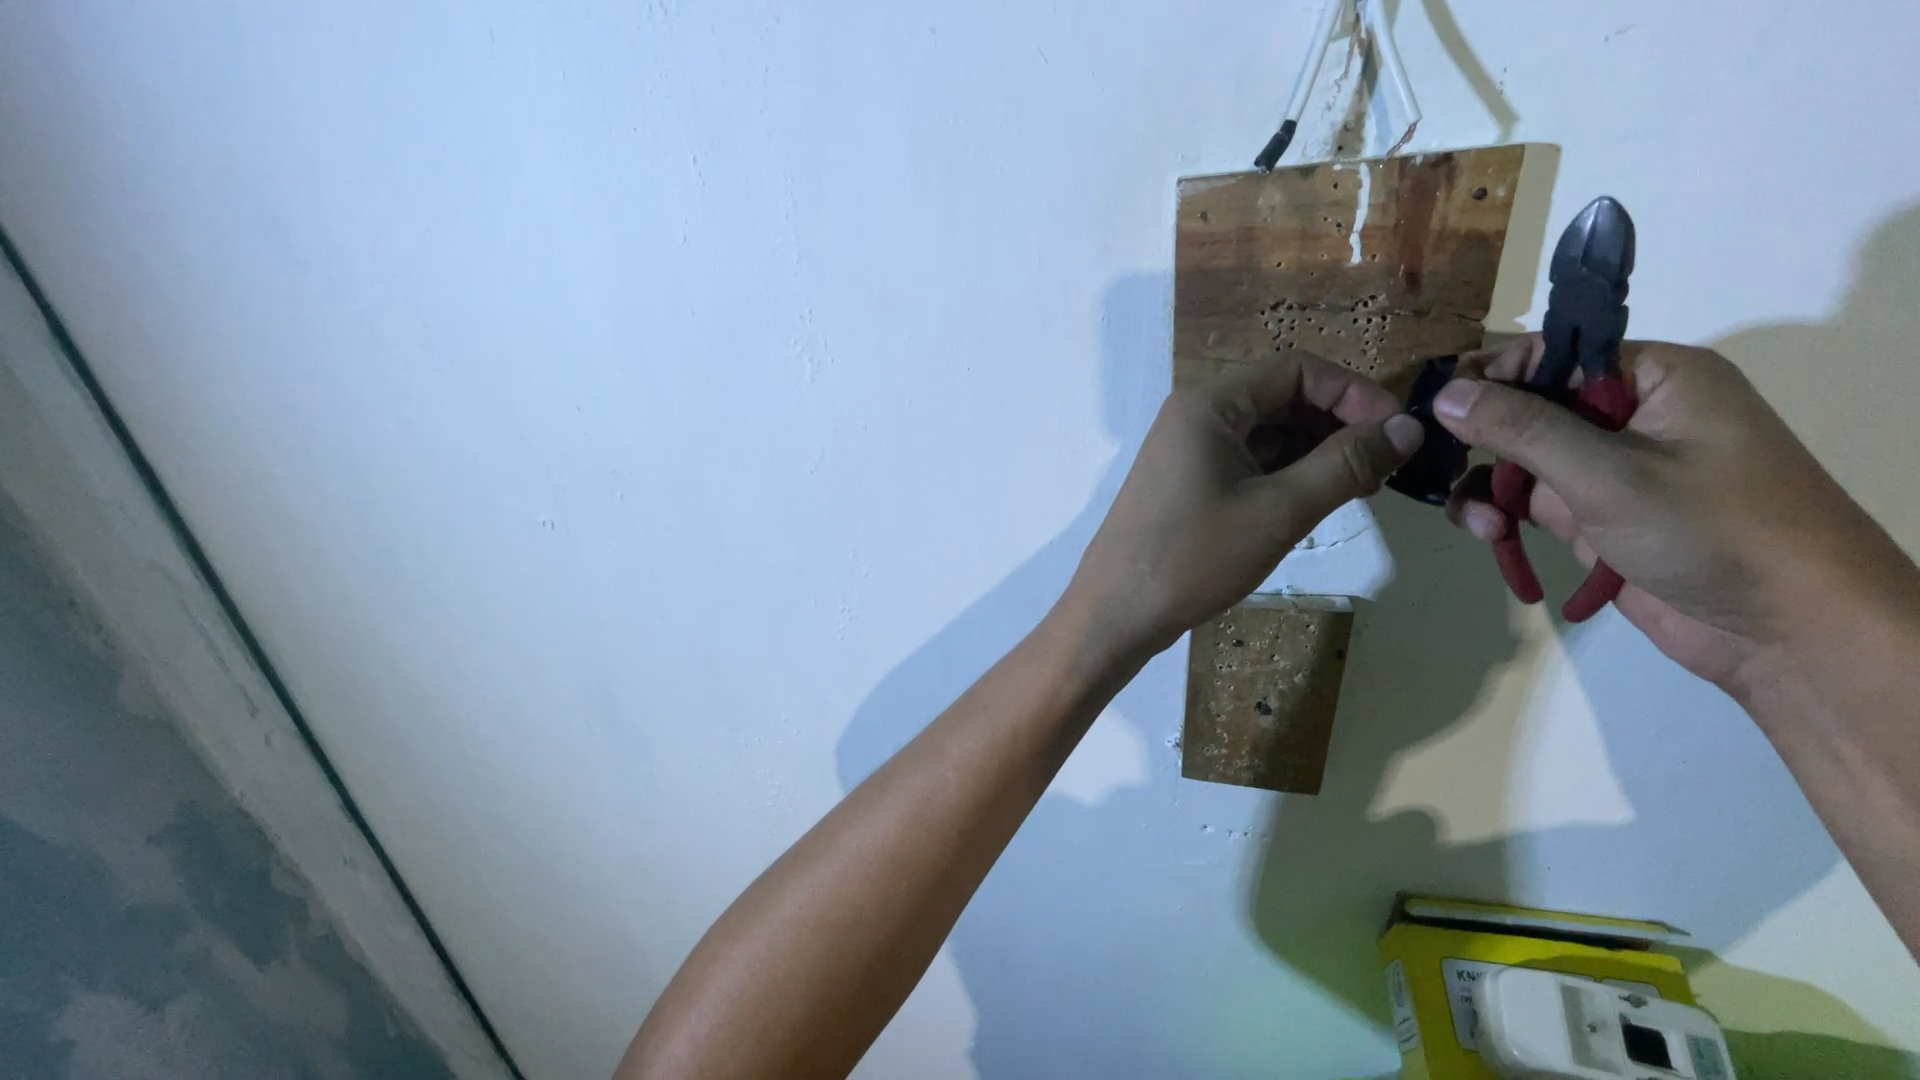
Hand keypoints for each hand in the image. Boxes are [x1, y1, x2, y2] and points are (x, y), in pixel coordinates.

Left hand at [1061, 351, 1422, 665]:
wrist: (1116, 613)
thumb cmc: (1194, 557)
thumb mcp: (1279, 510)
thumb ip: (1346, 464)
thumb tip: (1408, 428)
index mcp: (1210, 404)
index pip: (1297, 371)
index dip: (1354, 393)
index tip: (1396, 432)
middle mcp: (1196, 416)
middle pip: (1282, 398)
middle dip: (1338, 424)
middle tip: (1385, 467)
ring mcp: (1188, 451)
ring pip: (1267, 433)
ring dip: (1316, 452)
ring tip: (1361, 488)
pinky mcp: (1187, 483)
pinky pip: (1247, 462)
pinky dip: (1286, 474)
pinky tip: (1317, 502)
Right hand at [1436, 337, 1919, 693]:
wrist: (1787, 632)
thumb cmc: (1713, 531)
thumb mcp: (1608, 473)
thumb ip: (1521, 428)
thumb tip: (1444, 393)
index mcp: (1652, 378)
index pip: (1550, 354)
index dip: (1489, 376)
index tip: (1431, 407)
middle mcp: (1628, 414)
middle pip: (1525, 407)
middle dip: (1478, 440)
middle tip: (1430, 464)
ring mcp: (1607, 467)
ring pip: (1516, 458)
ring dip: (1485, 487)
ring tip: (1481, 526)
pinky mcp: (1591, 514)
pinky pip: (1526, 499)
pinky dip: (1499, 514)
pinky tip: (1491, 537)